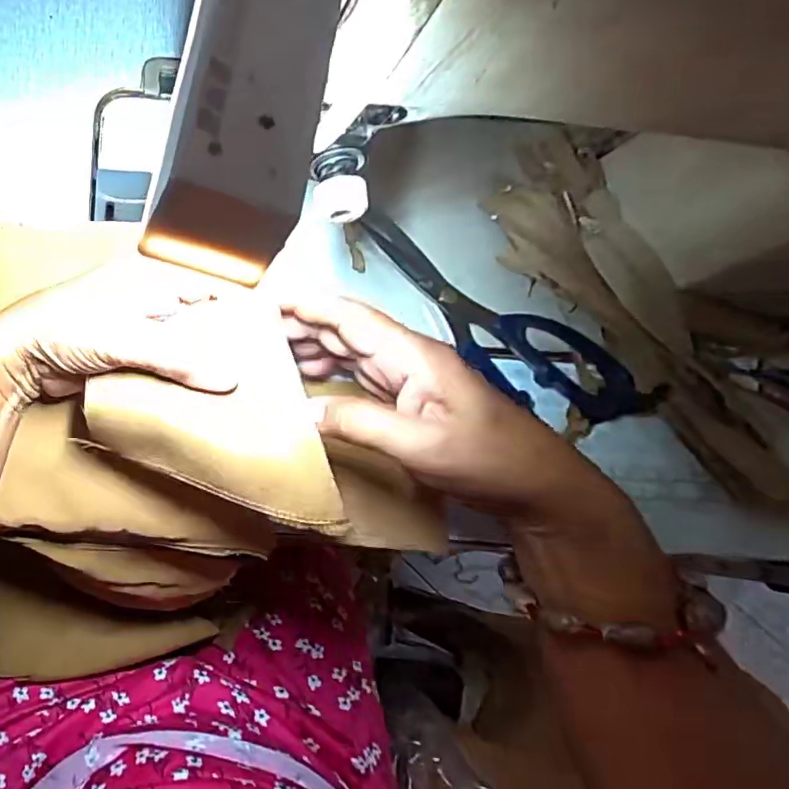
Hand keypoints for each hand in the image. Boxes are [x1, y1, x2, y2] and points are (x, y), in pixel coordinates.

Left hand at [0, 257, 240, 411]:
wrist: (17, 357)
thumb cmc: (65, 328)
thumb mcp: (127, 339)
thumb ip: (177, 357)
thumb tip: (228, 378)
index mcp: (146, 279)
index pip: (203, 287)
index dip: (234, 306)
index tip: (268, 331)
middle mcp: (142, 300)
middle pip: (193, 319)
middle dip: (219, 340)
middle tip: (256, 365)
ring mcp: (129, 330)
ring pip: (175, 346)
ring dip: (196, 364)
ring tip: (234, 386)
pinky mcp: (118, 358)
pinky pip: (156, 368)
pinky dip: (173, 380)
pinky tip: (194, 397)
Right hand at [283, 296, 625, 523]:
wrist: (537, 487)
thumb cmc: (487, 460)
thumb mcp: (420, 445)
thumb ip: (360, 423)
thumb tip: (303, 412)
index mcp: (412, 356)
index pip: (351, 319)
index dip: (309, 306)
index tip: (268, 301)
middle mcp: (405, 358)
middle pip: (343, 330)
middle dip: (298, 324)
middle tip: (252, 331)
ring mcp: (404, 377)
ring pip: (345, 350)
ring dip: (307, 346)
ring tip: (267, 352)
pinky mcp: (402, 397)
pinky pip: (352, 373)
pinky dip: (323, 370)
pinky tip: (302, 376)